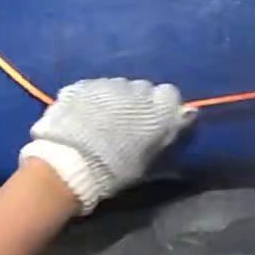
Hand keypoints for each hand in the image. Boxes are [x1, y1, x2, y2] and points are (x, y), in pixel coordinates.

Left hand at [20, 78, 195, 211]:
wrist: (69, 163)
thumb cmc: (114, 170)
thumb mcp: (147, 159)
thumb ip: (166, 133)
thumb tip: (185, 115)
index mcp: (155, 109)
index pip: (169, 95)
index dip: (162, 108)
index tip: (154, 122)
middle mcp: (133, 89)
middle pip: (141, 89)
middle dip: (136, 103)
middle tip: (125, 124)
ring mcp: (105, 83)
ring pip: (116, 87)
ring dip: (113, 99)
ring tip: (100, 121)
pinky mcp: (81, 84)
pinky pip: (93, 88)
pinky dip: (91, 99)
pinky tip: (82, 116)